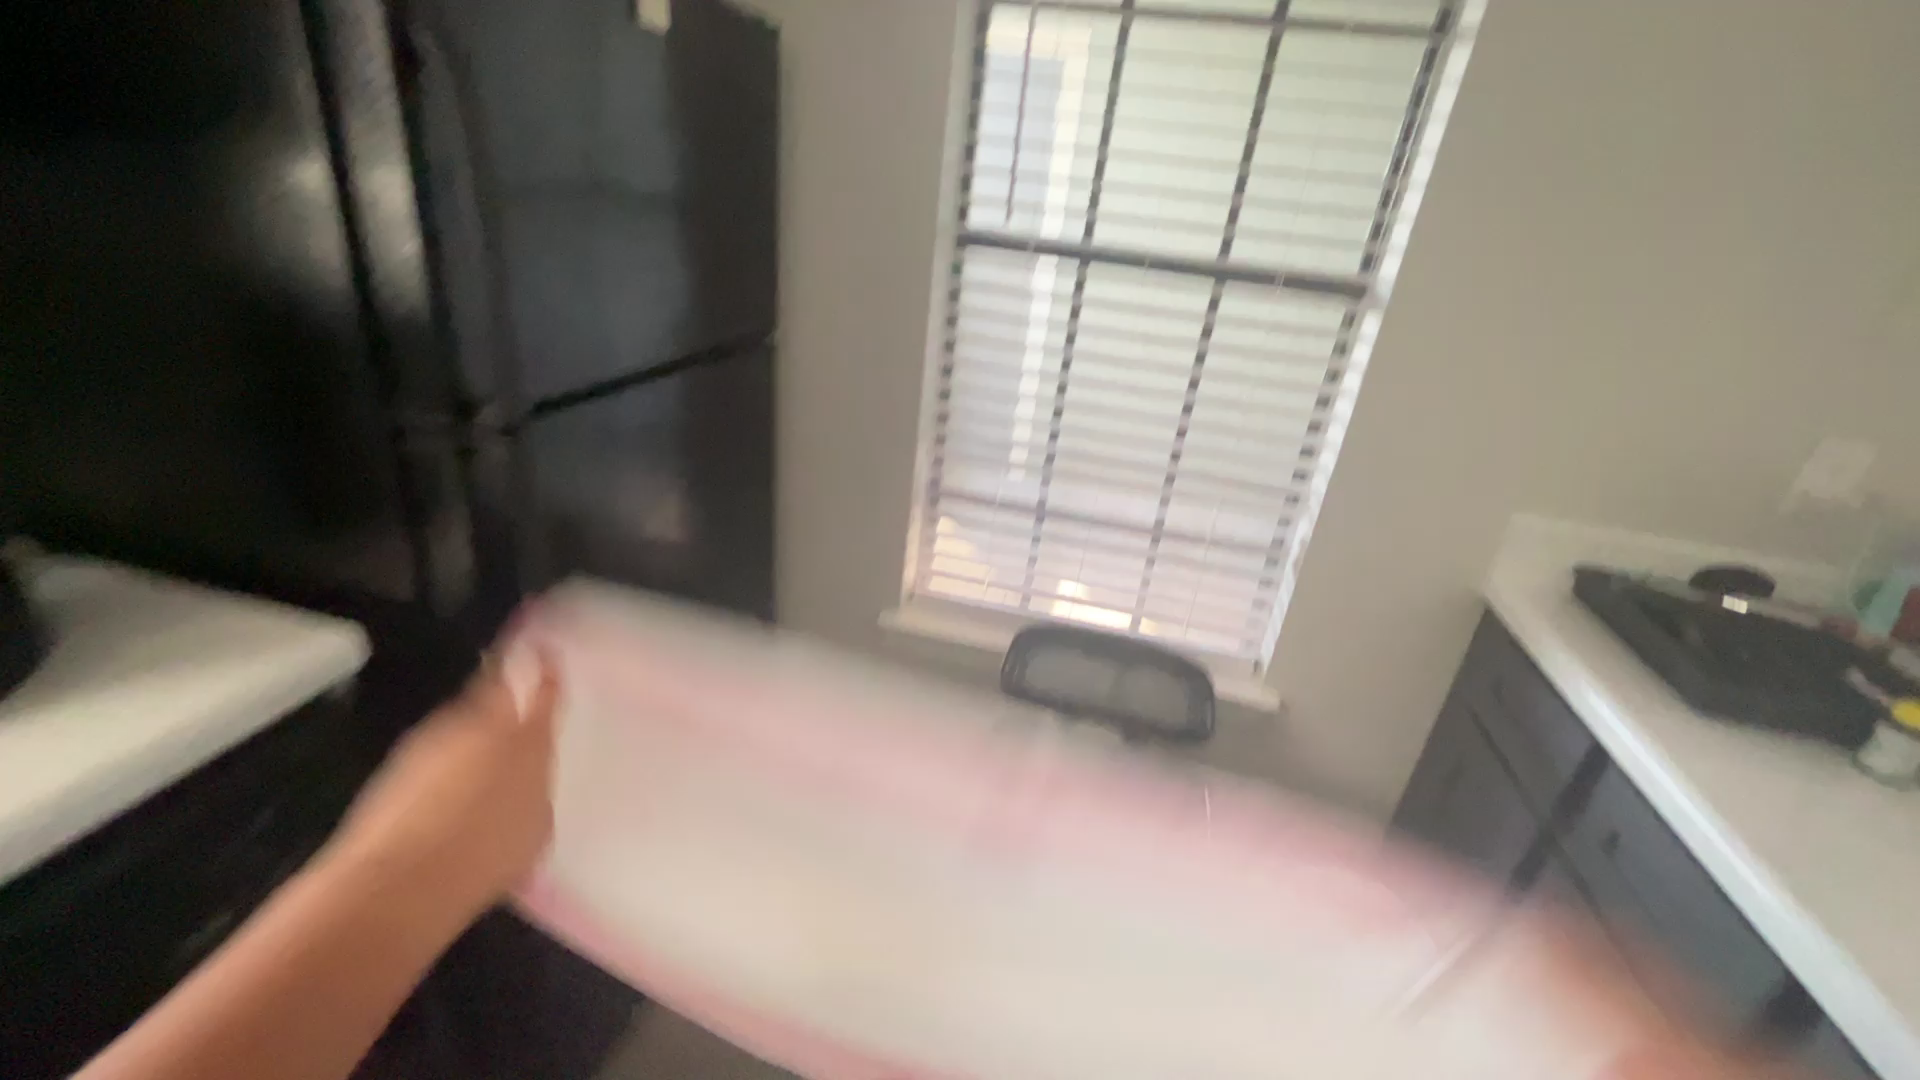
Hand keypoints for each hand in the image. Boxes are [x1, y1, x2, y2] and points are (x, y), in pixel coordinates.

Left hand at [320, 646, 561, 930]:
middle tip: (515, 700)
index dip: (545, 666)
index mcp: (528, 738)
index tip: (545, 649)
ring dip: (471, 732)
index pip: (542, 688)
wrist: (400, 881)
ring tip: (480, 763)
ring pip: (461, 721)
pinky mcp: (396, 766)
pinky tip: (446, 797)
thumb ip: (535, 788)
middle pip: (494, 692)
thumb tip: (526, 781)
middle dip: (504, 692)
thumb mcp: (537, 823)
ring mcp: (433, 742)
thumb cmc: (490, 852)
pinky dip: (443, 763)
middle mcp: (480, 727)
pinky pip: (432, 752)